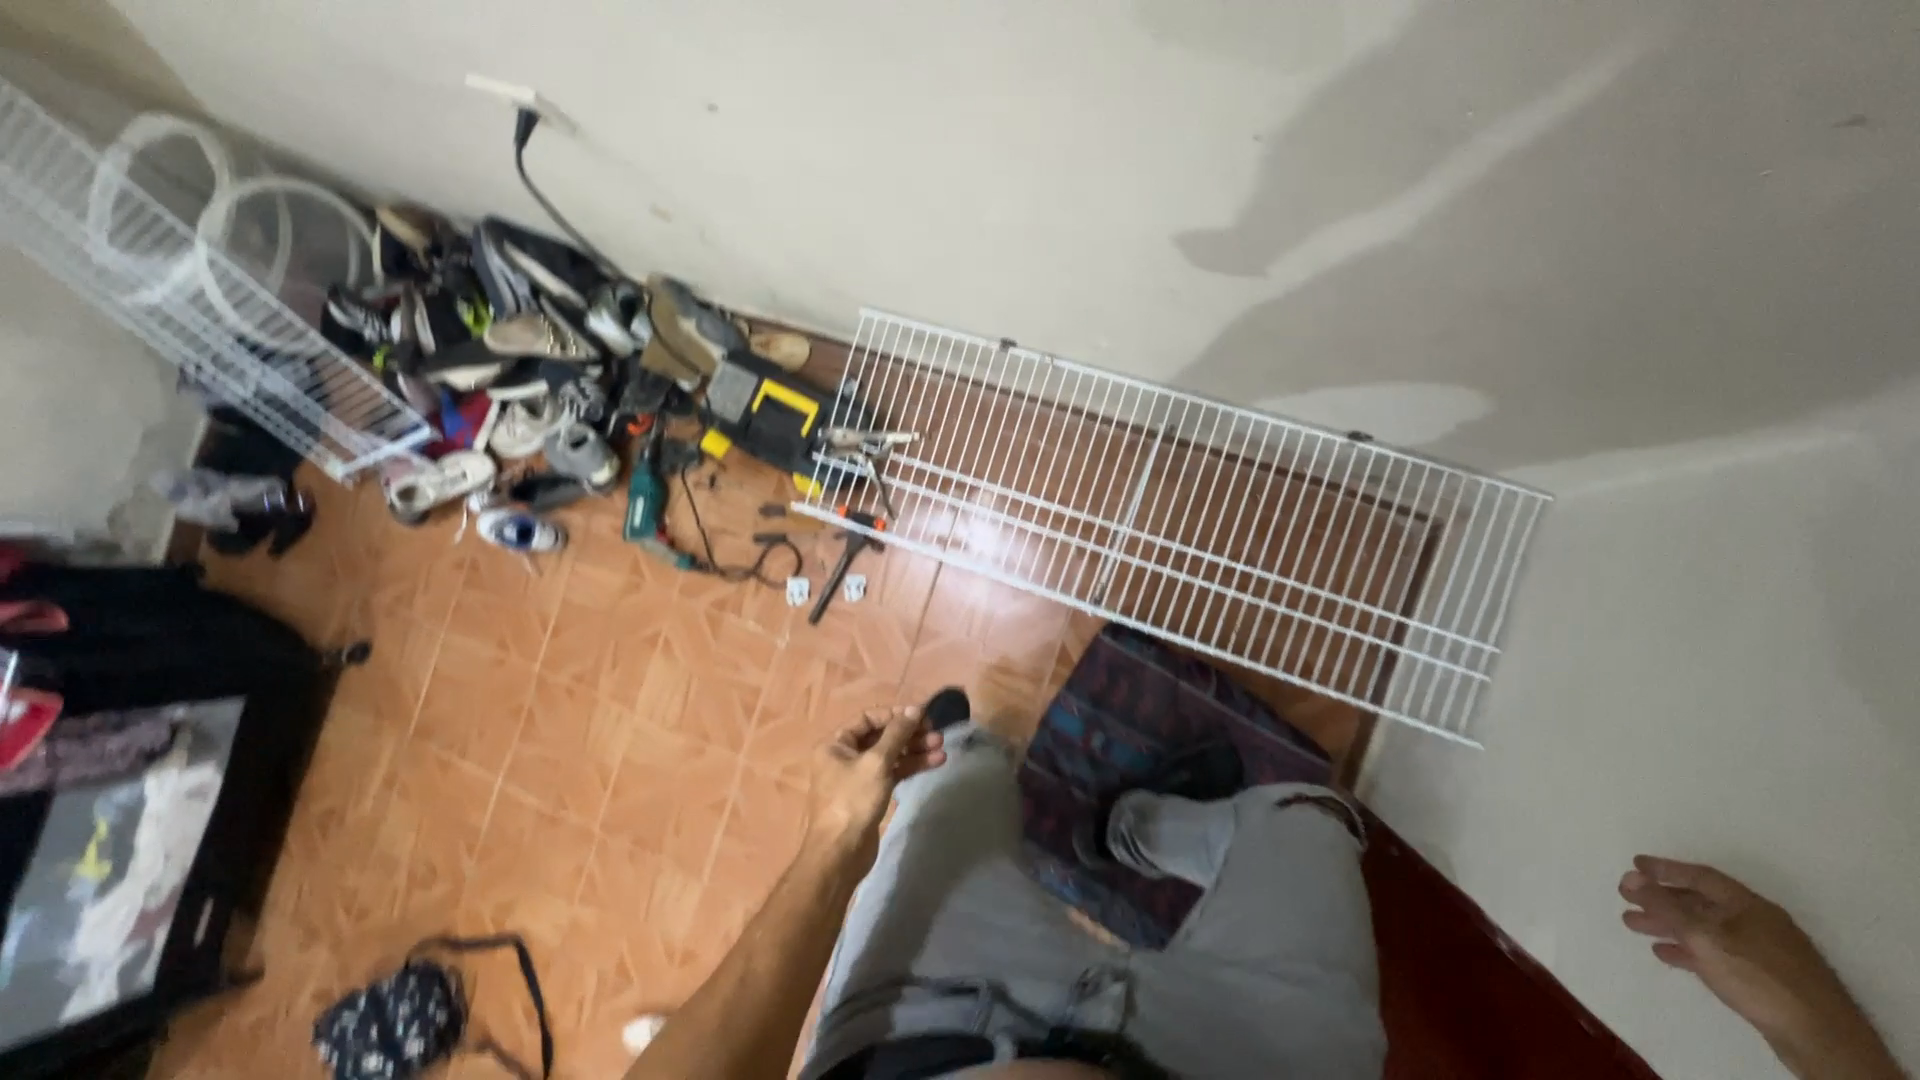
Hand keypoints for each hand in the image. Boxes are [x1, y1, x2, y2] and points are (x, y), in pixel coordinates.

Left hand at [805, 705, 944, 858]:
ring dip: (915, 750)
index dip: (895, 715)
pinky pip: (893, 773)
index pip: (868, 718)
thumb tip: (914, 709)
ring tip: (941, 748)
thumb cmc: (853, 801)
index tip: (922, 716)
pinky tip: (934, 763)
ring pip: (890, 756)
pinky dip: (911, 767)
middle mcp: (845, 756)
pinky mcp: (871, 794)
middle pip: (881, 737)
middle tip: (936, 734)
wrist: (841, 852)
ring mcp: (858, 776)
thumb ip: (897, 734)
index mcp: (836, 743)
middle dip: (909, 734)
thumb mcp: (876, 762)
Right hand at [1620, 856, 1901, 1077]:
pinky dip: (1689, 948)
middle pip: (1701, 902)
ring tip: (1635, 925)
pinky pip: (1716, 951)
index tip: (1634, 864)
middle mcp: (1757, 921)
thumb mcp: (1704, 936)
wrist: (1819, 1036)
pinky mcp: (1764, 976)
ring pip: (1706, 928)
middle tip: (1626, 897)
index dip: (1665, 869)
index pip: (1701, 876)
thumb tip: (1631, 876)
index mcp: (1749, 905)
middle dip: (1661, 899)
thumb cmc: (1758, 976)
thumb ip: (1665, 906)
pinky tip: (1668, 954)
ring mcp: (1763, 950)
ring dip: (1669, 924)